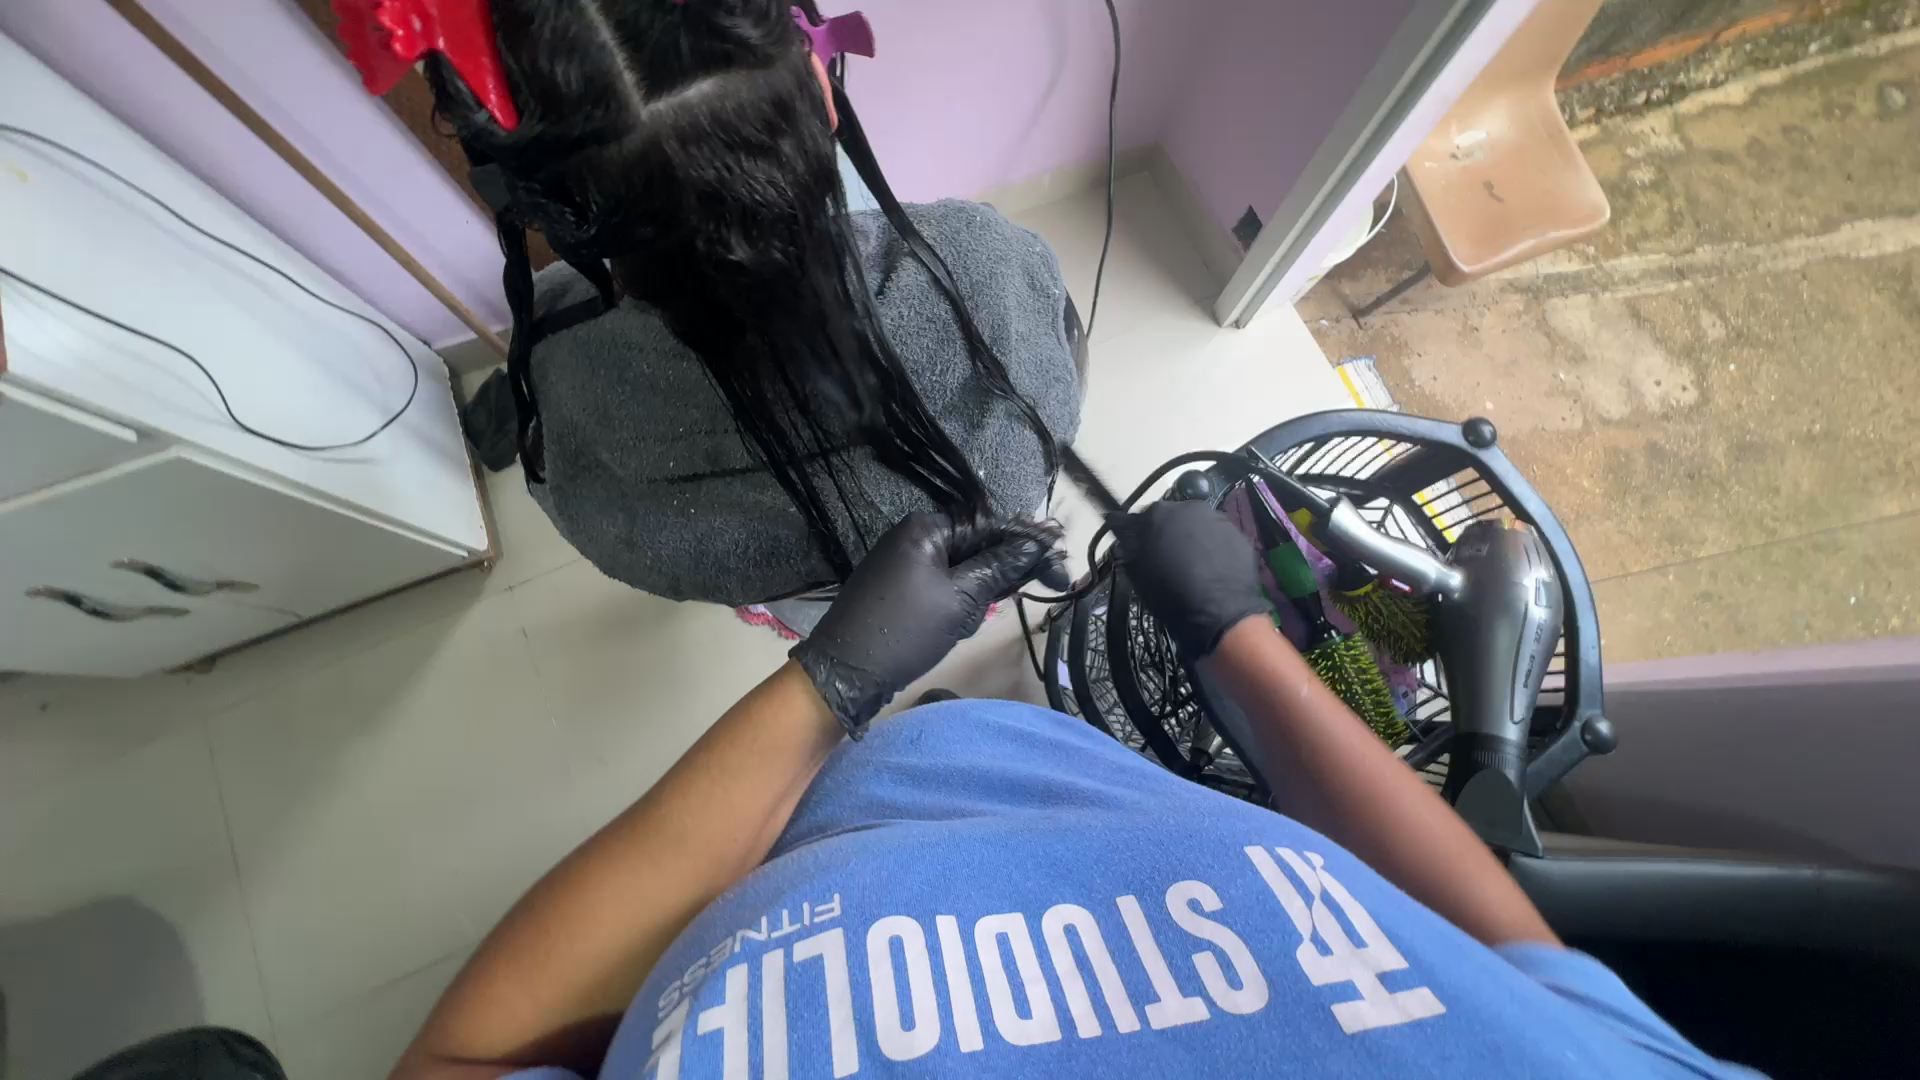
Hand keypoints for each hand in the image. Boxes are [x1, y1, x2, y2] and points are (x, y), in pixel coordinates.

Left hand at [791, 513, 1063, 736]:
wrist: (844, 673)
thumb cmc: (905, 631)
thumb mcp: (961, 599)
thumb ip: (1000, 567)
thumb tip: (1037, 544)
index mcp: (925, 528)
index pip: (988, 525)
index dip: (1026, 543)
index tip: (1058, 562)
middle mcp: (913, 536)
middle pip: (975, 544)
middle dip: (1001, 571)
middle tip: (1030, 590)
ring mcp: (904, 562)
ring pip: (961, 568)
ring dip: (979, 591)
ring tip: (979, 616)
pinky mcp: (899, 587)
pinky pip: (942, 584)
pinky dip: (959, 601)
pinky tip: (962, 622)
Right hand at [1107, 500, 1271, 658]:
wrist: (1218, 613)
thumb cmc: (1168, 592)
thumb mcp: (1135, 570)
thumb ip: (1128, 543)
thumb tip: (1122, 526)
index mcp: (1159, 513)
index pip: (1142, 517)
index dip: (1140, 534)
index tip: (1141, 550)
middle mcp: (1190, 508)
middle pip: (1174, 517)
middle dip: (1170, 533)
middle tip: (1168, 559)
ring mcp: (1219, 521)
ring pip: (1199, 526)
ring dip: (1194, 540)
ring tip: (1193, 567)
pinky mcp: (1241, 537)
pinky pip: (1221, 540)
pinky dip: (1215, 550)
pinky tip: (1212, 571)